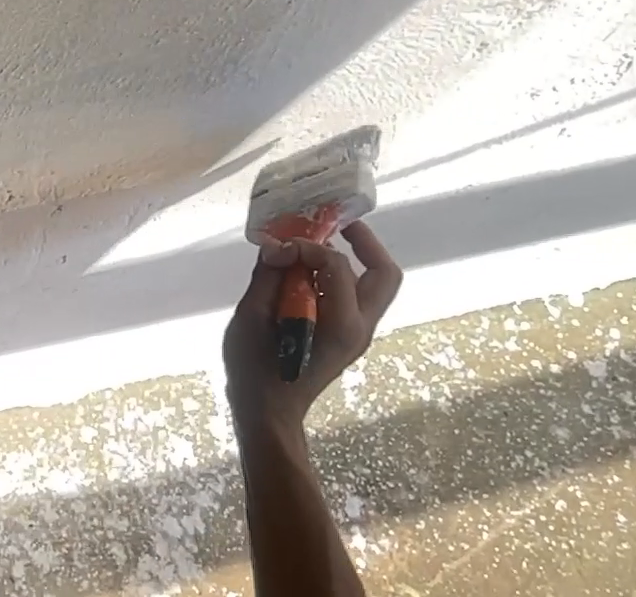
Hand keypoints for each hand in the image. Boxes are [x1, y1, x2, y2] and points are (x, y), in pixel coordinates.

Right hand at [222, 221, 401, 427]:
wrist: (268, 411)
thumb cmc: (256, 367)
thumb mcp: (252, 317)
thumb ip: (268, 278)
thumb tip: (275, 246)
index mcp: (341, 323)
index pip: (336, 265)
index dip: (306, 247)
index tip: (276, 247)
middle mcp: (359, 326)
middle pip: (384, 274)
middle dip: (364, 242)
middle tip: (334, 224)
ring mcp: (356, 333)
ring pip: (371, 284)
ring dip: (347, 258)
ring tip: (310, 244)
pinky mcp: (345, 336)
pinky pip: (352, 295)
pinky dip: (334, 275)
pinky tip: (302, 271)